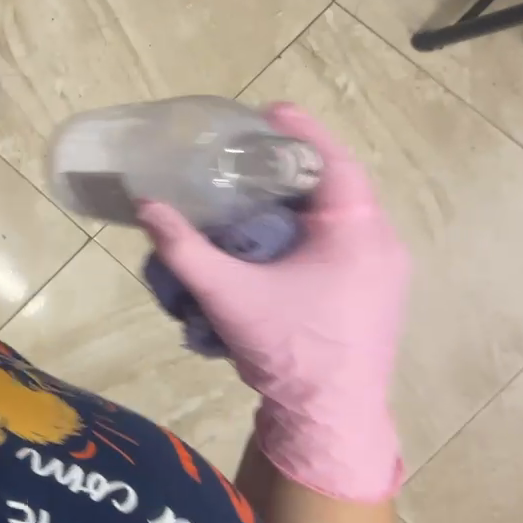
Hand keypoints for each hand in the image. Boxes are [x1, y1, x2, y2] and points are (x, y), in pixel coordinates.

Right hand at [138, 104, 408, 502]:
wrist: (329, 412)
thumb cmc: (288, 346)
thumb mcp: (225, 292)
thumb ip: (182, 247)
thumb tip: (144, 205)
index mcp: (357, 235)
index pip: (335, 166)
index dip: (302, 133)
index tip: (267, 110)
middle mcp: (378, 246)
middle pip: (334, 186)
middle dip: (287, 163)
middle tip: (240, 149)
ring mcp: (377, 270)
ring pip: (333, 215)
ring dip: (291, 196)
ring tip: (243, 186)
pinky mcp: (364, 290)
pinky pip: (333, 239)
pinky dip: (297, 223)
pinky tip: (259, 234)